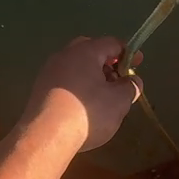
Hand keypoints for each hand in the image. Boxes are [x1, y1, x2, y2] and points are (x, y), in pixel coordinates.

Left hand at [25, 36, 141, 151]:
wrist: (46, 136)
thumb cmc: (88, 112)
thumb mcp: (118, 101)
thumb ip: (130, 87)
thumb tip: (133, 80)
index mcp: (85, 51)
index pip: (111, 43)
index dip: (128, 53)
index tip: (138, 63)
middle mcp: (65, 54)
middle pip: (91, 51)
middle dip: (107, 63)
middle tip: (118, 80)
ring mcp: (49, 70)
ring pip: (76, 66)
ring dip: (92, 76)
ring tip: (102, 97)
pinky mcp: (40, 88)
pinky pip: (64, 80)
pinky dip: (77, 86)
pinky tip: (83, 106)